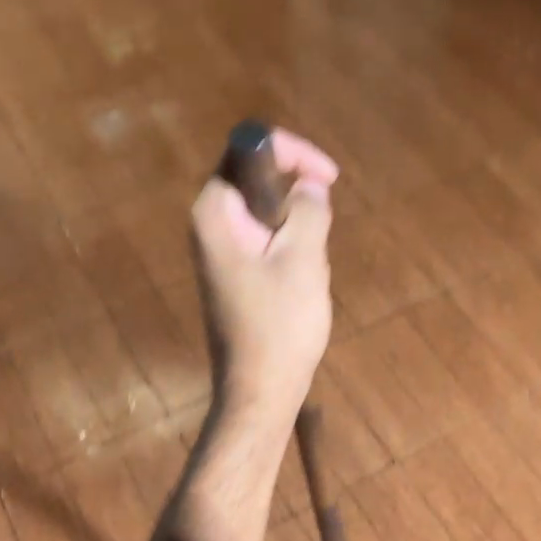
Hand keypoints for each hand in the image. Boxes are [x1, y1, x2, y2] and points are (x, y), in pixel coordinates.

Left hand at [190, 128, 338, 417]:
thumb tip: (311, 186)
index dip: (293, 153)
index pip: (250, 150)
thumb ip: (309, 210)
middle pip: (262, 184)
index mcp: (215, 212)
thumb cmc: (280, 326)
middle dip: (300, 207)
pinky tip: (302, 294)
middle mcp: (210, 226)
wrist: (261, 390)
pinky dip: (294, 259)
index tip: (330, 179)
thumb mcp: (304, 259)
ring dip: (302, 239)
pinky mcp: (235, 278)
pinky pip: (270, 249)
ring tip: (309, 279)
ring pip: (272, 220)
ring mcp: (221, 254)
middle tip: (319, 242)